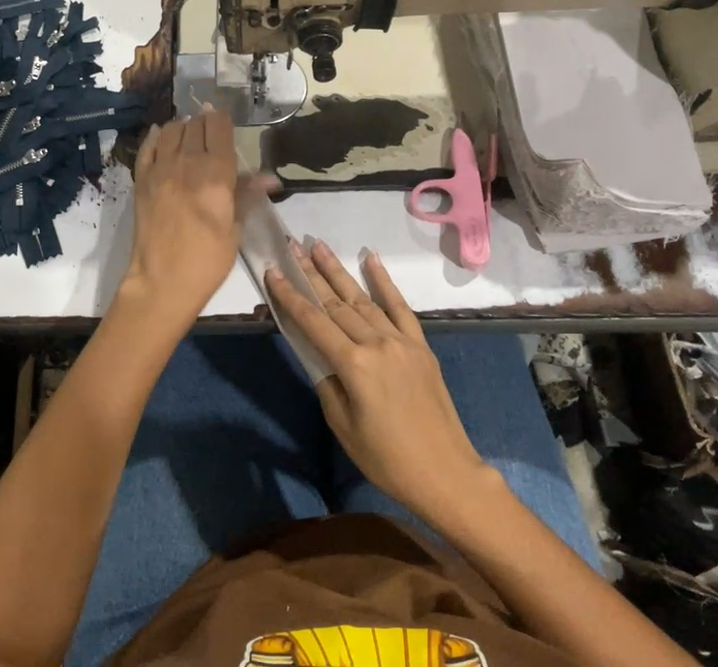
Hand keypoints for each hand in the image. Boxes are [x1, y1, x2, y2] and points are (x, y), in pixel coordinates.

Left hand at [121, 109, 243, 327]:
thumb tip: (269, 177)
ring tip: (189, 132)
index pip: (220, 128)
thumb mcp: (235, 228)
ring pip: (170, 130)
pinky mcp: (141, 180)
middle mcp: (187, 162)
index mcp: (216, 173)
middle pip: (196, 125)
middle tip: (211, 130)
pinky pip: (147, 147)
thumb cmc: (207, 260)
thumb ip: (246, 195)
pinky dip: (155, 137)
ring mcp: (160, 169)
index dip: (224, 120)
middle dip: (205, 122)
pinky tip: (160, 134)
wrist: (162, 281)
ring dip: (182, 126)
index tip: (227, 121)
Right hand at [268, 241, 496, 522]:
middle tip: (292, 246)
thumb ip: (327, 383)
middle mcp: (377, 343)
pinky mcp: (421, 346)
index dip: (290, 296)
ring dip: (339, 271)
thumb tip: (320, 356)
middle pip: (335, 303)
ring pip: (363, 299)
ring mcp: (402, 341)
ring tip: (319, 246)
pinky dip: (384, 281)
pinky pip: (400, 307)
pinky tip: (371, 259)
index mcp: (353, 364)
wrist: (444, 472)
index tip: (273, 271)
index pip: (313, 321)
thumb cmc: (386, 458)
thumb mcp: (342, 425)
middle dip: (310, 274)